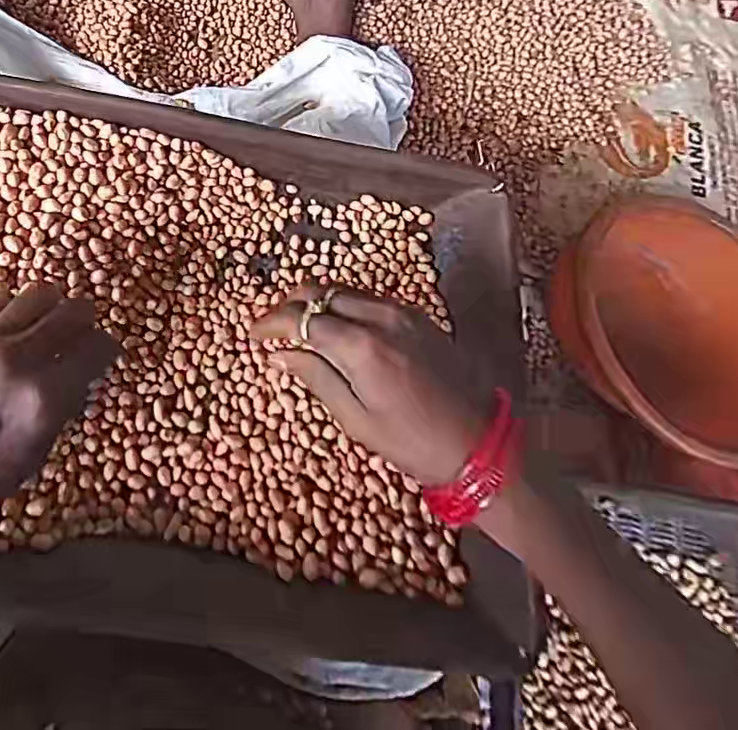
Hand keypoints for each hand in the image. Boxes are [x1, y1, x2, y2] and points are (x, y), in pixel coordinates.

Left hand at [0, 282, 120, 539]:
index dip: (107, 349)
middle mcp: (16, 362)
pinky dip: (14, 311)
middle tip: (83, 332)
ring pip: (38, 295)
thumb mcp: (35, 453)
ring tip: (49, 324)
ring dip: (52, 308)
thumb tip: (83, 372)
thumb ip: (65, 405)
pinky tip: (12, 330)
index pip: (96, 349)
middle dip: (86, 321)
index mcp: (43, 400)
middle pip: (73, 312)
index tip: (105, 353)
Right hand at [251, 284, 493, 485]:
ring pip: (342, 291)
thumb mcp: (356, 419)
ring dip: (315, 302)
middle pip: (319, 291)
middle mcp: (381, 318)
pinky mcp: (417, 318)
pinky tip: (335, 329)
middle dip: (289, 304)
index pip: (302, 318)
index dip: (271, 322)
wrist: (484, 446)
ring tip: (299, 327)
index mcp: (362, 347)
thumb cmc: (413, 442)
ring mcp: (403, 314)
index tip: (254, 333)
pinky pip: (367, 299)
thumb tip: (280, 354)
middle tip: (272, 326)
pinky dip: (341, 307)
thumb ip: (316, 377)